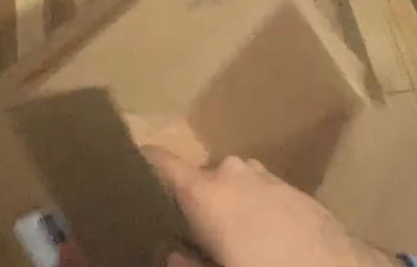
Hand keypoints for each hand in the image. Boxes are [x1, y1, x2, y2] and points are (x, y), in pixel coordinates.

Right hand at [141, 148, 390, 266]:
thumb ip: (183, 264)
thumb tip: (167, 249)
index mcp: (206, 191)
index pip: (157, 160)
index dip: (137, 165)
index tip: (123, 174)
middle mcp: (231, 172)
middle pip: (196, 180)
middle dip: (189, 206)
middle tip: (187, 236)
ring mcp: (266, 177)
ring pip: (229, 187)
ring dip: (224, 210)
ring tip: (228, 246)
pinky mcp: (294, 190)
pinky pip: (258, 195)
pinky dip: (252, 214)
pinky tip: (263, 246)